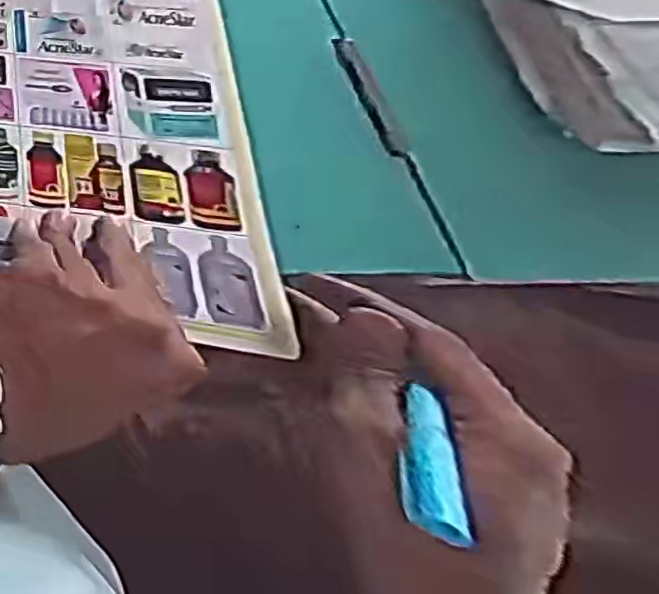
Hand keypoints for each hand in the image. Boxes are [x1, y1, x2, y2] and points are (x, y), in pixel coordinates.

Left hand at [0, 212, 205, 464]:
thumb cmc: (52, 415)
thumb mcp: (116, 405)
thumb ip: (132, 367)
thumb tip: (119, 349)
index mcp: (167, 357)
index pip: (169, 314)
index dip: (147, 292)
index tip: (139, 277)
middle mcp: (132, 313)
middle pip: (128, 263)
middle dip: (114, 244)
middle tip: (107, 230)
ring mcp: (83, 285)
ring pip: (76, 243)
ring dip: (67, 232)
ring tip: (62, 222)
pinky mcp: (37, 266)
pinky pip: (34, 239)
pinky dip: (29, 233)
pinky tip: (26, 227)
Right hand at [291, 276, 572, 593]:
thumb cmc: (400, 532)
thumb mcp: (368, 443)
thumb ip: (369, 377)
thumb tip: (368, 318)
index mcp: (507, 430)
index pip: (432, 341)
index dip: (365, 304)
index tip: (306, 284)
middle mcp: (522, 443)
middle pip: (431, 366)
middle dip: (360, 334)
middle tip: (294, 311)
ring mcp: (511, 470)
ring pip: (427, 391)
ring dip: (366, 363)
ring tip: (305, 342)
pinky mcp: (489, 488)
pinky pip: (430, 419)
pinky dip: (382, 395)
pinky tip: (341, 388)